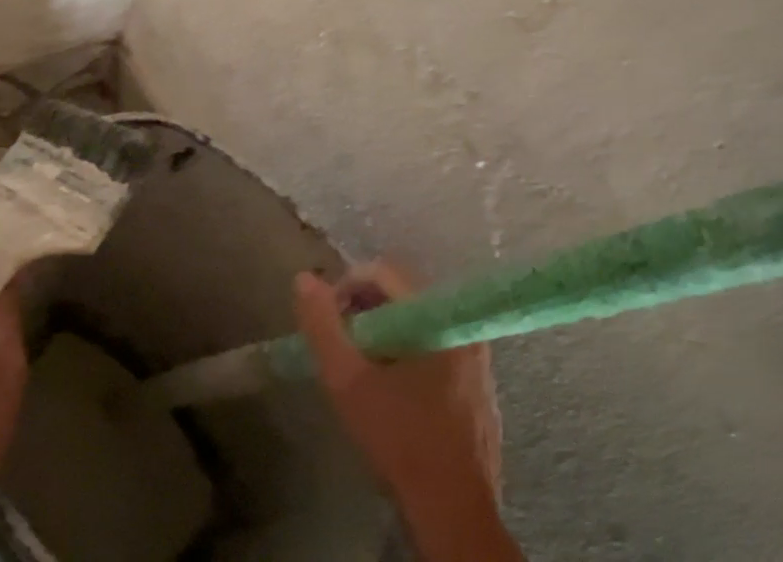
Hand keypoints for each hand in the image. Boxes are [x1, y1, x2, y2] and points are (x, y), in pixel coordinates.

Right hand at [295, 263, 522, 561]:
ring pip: (418, 322)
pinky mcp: (478, 386)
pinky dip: (405, 352)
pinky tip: (387, 388)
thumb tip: (304, 278)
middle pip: (403, 293)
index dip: (346, 285)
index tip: (324, 317)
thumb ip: (322, 325)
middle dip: (363, 308)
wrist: (453, 510)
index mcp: (440, 319)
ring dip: (382, 332)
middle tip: (337, 340)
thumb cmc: (400, 440)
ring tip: (356, 364)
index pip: (386, 272)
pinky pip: (434, 347)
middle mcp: (464, 328)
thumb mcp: (347, 380)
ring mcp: (477, 358)